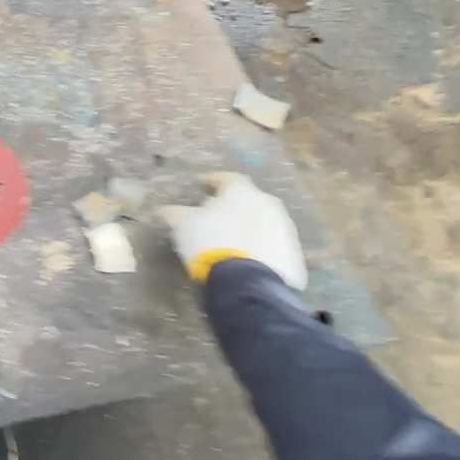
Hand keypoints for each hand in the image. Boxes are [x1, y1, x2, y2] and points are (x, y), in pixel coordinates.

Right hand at [159, 173, 306, 289]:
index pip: (226, 178)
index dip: (212, 181)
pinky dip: (260, 246)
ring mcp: (284, 230)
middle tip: (217, 212)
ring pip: (263, 221)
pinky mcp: (294, 256)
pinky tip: (246, 256)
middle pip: (249, 199)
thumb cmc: (211, 241)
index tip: (201, 186)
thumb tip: (165, 210)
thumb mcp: (183, 224)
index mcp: (241, 191)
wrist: (249, 282)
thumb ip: (175, 213)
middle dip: (233, 204)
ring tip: (231, 237)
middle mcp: (267, 204)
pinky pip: (272, 245)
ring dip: (249, 225)